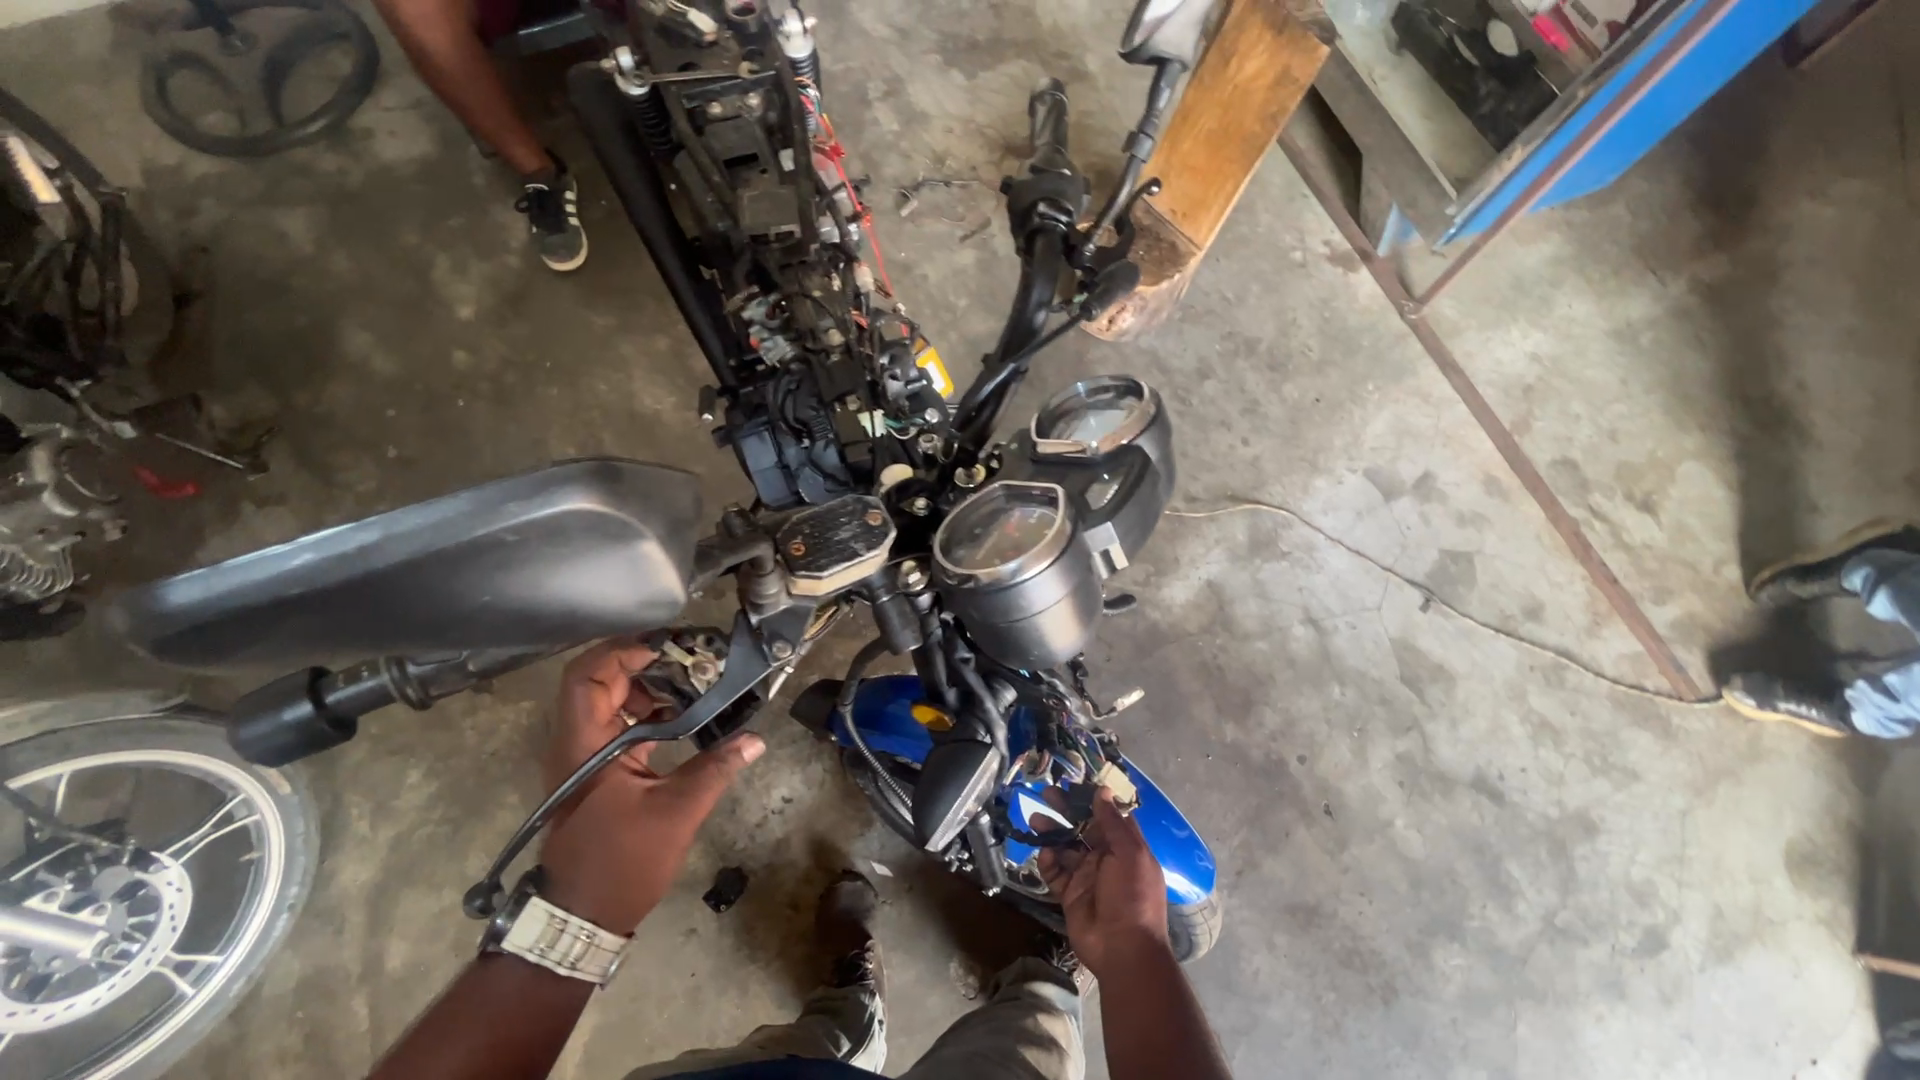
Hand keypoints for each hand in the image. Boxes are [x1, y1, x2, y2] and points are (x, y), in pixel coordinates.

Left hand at [537, 640, 765, 934]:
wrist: (582, 916)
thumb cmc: (621, 863)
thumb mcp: (675, 812)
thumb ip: (715, 768)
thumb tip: (755, 740)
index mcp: (584, 744)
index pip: (588, 676)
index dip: (623, 651)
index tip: (670, 646)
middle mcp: (576, 743)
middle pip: (600, 682)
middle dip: (645, 664)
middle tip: (692, 660)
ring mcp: (583, 759)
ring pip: (610, 703)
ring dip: (648, 688)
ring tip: (694, 684)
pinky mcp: (596, 774)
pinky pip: (619, 726)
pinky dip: (648, 714)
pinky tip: (684, 718)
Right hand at [1037, 788, 1169, 979]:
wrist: (1123, 950)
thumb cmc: (1133, 897)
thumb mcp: (1130, 855)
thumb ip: (1113, 823)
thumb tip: (1103, 790)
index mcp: (1126, 848)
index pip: (1108, 816)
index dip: (1093, 799)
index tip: (1074, 782)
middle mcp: (1106, 859)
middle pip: (1083, 828)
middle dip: (1066, 811)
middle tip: (1046, 794)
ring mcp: (1087, 877)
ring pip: (1066, 847)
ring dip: (1052, 833)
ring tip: (1034, 820)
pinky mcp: (1070, 894)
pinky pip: (1056, 873)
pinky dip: (1048, 862)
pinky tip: (1044, 855)